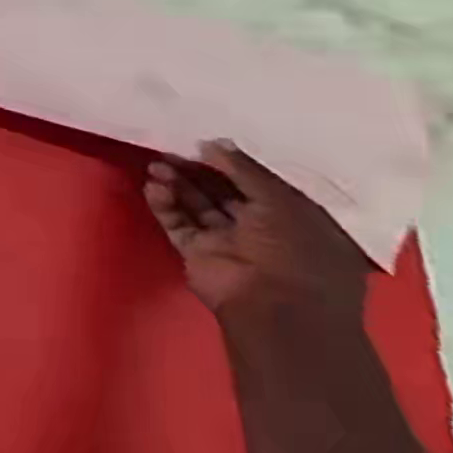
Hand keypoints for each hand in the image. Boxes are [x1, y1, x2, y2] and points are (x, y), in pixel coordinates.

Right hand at [143, 140, 370, 319]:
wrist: (274, 308)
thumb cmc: (296, 254)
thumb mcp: (283, 205)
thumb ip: (246, 171)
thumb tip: (213, 144)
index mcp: (298, 223)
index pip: (262, 186)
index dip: (234, 166)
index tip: (204, 145)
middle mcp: (264, 232)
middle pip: (224, 193)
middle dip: (197, 172)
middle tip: (170, 152)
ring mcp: (228, 243)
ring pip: (197, 205)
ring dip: (177, 184)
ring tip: (156, 166)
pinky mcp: (198, 252)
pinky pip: (178, 222)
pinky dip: (165, 204)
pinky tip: (154, 188)